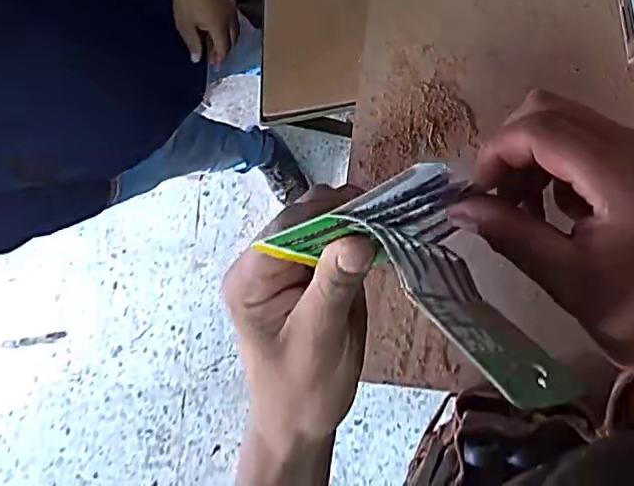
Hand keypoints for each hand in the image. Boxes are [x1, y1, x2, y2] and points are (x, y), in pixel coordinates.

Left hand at [173, 0, 238, 66]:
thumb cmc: (186, 2)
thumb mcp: (185, 26)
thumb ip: (193, 44)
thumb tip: (197, 58)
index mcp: (219, 26)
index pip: (224, 47)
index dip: (221, 58)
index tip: (217, 65)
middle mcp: (230, 19)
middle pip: (233, 39)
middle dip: (226, 49)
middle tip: (216, 56)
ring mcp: (232, 9)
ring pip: (236, 29)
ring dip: (229, 39)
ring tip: (219, 43)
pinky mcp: (230, 1)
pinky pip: (234, 19)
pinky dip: (230, 28)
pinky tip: (221, 28)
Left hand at [225, 186, 374, 485]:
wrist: (302, 419)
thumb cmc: (302, 391)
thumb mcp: (320, 341)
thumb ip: (334, 287)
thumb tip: (356, 239)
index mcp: (250, 278)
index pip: (288, 228)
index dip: (327, 216)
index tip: (369, 215)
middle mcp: (262, 260)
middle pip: (304, 213)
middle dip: (343, 213)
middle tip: (383, 220)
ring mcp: (286, 259)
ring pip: (321, 214)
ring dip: (352, 217)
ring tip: (382, 227)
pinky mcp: (309, 262)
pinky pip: (333, 229)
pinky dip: (356, 228)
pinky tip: (375, 239)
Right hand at [450, 90, 633, 384]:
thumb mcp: (568, 280)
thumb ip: (510, 233)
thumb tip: (458, 207)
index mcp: (620, 173)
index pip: (541, 128)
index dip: (497, 152)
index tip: (477, 193)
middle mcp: (633, 144)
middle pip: (551, 110)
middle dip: (512, 147)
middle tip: (497, 198)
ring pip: (566, 120)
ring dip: (532, 154)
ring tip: (521, 208)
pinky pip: (585, 138)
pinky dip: (556, 161)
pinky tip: (554, 208)